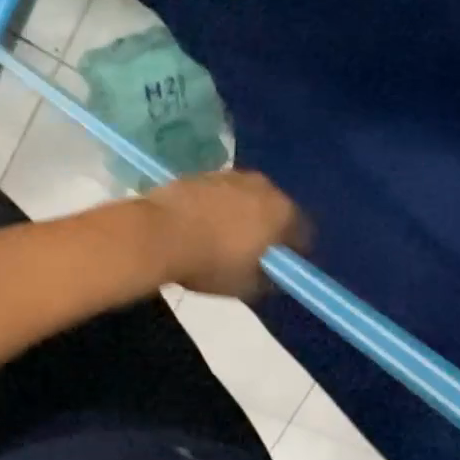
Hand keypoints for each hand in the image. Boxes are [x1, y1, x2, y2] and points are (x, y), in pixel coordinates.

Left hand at [142, 172, 309, 298]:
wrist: (158, 233)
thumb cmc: (209, 263)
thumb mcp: (245, 286)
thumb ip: (267, 280)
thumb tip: (271, 276)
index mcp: (281, 212)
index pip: (302, 233)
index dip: (294, 253)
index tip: (282, 267)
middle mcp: (262, 186)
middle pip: (274, 209)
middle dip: (268, 228)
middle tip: (253, 251)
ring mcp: (230, 175)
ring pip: (246, 197)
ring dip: (241, 214)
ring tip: (223, 237)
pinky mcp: (201, 174)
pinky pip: (219, 193)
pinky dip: (216, 206)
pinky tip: (202, 224)